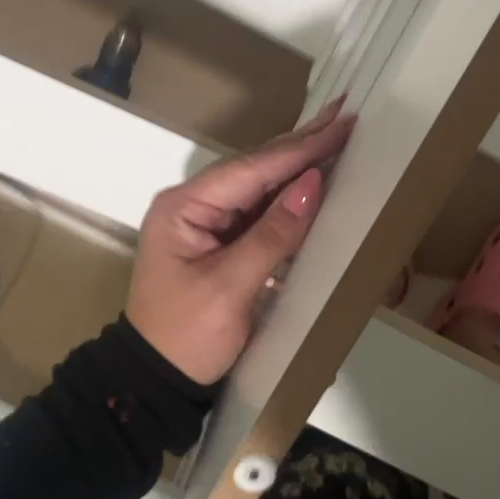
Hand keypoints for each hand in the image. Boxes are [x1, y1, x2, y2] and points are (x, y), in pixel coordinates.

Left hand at [127, 100, 355, 383]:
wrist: (155, 384)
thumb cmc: (187, 336)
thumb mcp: (231, 287)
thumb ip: (274, 233)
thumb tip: (313, 183)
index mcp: (185, 206)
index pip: (253, 168)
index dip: (301, 149)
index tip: (341, 125)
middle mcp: (194, 204)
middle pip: (256, 167)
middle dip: (301, 144)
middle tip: (344, 114)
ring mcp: (207, 222)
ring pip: (261, 185)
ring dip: (299, 164)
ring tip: (336, 135)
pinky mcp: (221, 241)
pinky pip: (261, 210)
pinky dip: (291, 195)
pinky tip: (315, 178)